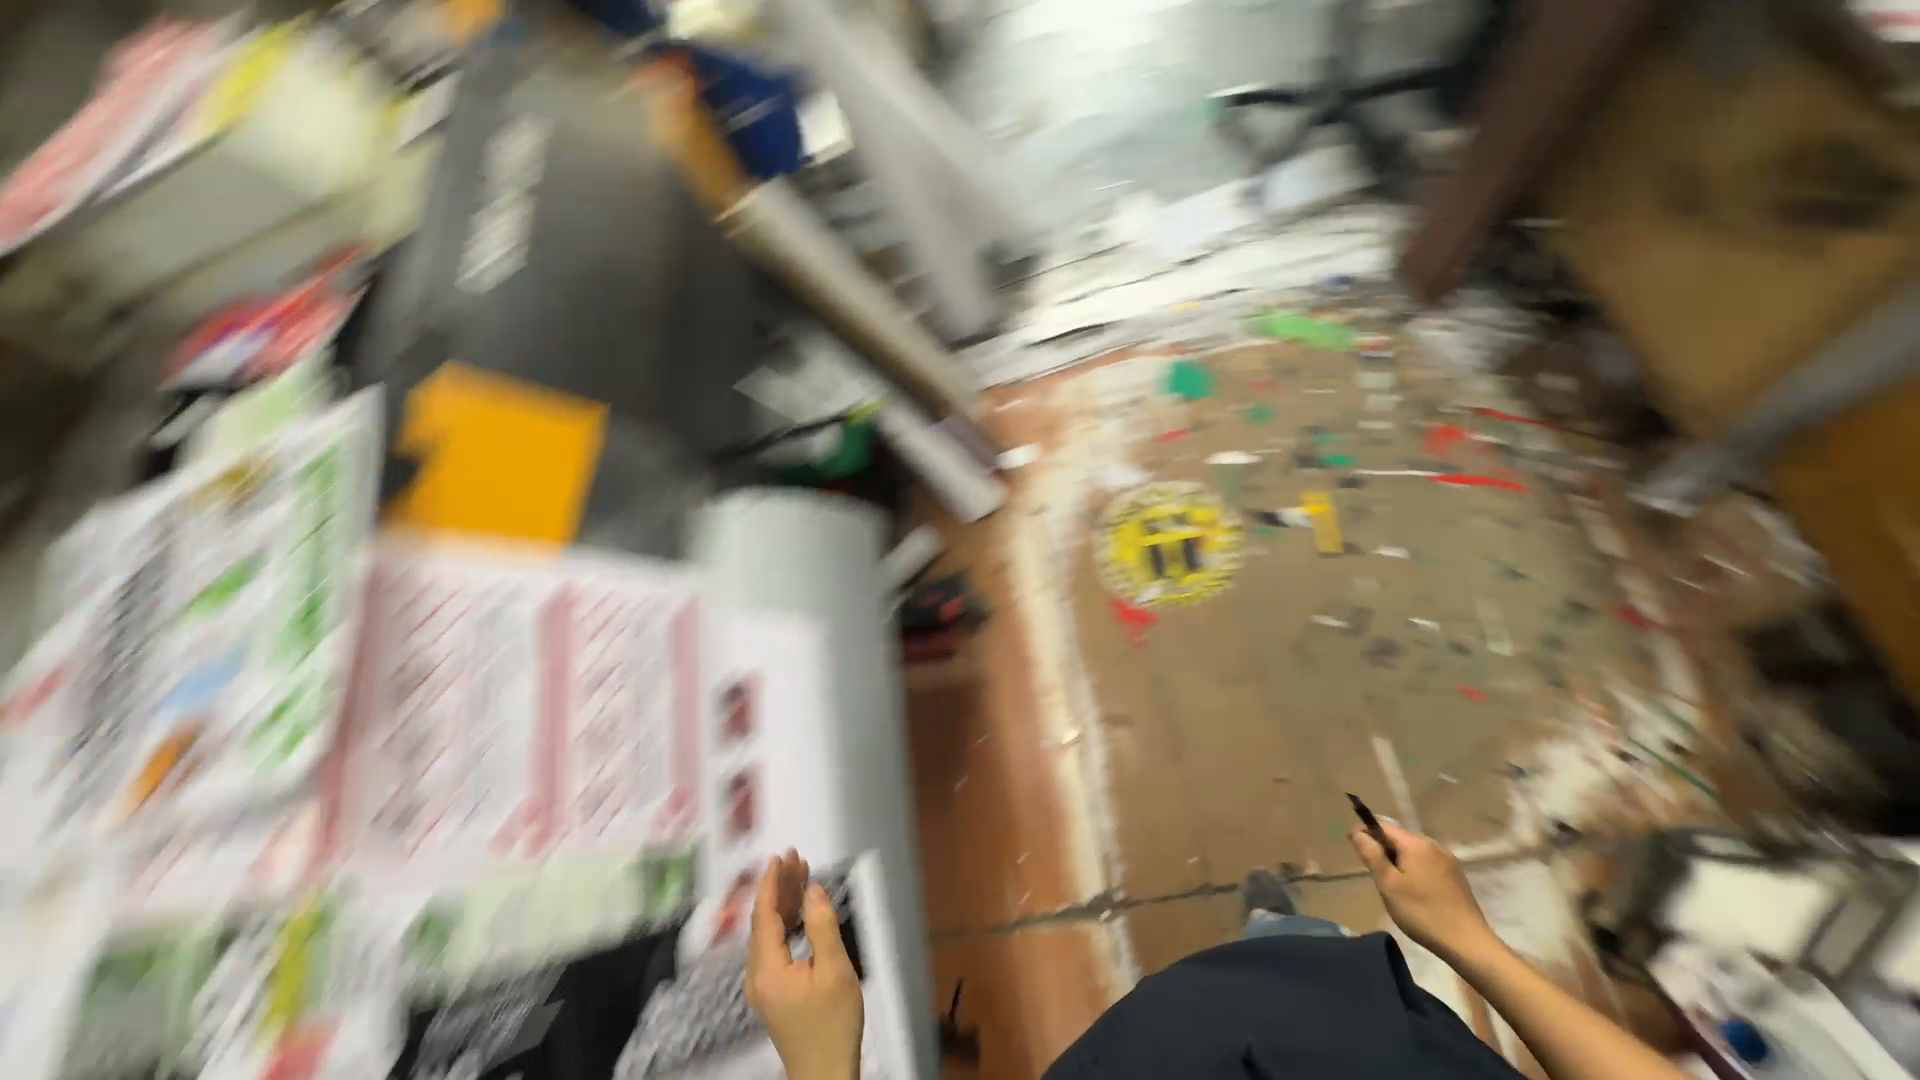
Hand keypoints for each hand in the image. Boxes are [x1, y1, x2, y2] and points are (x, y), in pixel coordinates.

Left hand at [745, 850, 863, 1079]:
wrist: (825, 1074)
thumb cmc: (833, 1025)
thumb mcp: (835, 971)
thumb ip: (821, 926)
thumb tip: (812, 890)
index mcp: (766, 970)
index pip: (763, 915)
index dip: (771, 883)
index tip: (780, 856)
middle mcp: (756, 976)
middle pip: (763, 921)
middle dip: (779, 887)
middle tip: (797, 858)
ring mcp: (761, 985)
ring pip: (768, 932)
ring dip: (784, 903)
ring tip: (802, 875)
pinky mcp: (771, 992)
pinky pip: (774, 947)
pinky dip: (786, 923)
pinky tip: (800, 911)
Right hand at [1350, 821, 1498, 961]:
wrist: (1468, 943)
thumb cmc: (1422, 912)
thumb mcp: (1388, 884)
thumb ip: (1371, 854)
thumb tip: (1358, 832)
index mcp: (1416, 844)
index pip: (1383, 825)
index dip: (1365, 831)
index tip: (1354, 847)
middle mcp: (1434, 845)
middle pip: (1399, 836)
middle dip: (1382, 847)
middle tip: (1373, 872)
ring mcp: (1448, 860)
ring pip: (1414, 850)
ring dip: (1398, 859)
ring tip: (1392, 883)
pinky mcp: (1456, 876)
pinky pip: (1427, 862)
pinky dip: (1414, 868)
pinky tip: (1414, 890)